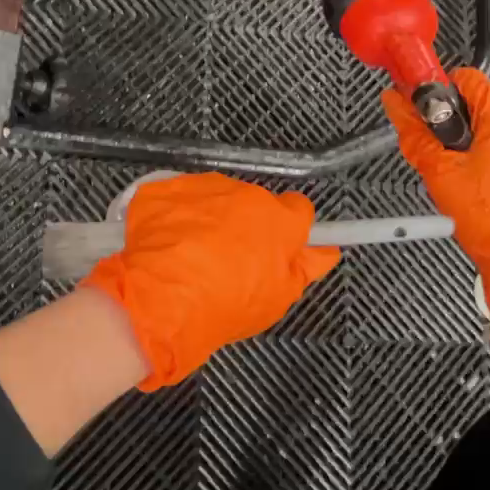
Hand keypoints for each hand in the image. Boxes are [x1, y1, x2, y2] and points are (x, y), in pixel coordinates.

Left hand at [79, 173, 339, 390]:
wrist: (164, 298)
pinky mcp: (164, 188)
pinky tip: (165, 246)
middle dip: (244, 224)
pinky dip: (172, 216)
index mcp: (278, 217)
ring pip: (212, 197)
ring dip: (208, 217)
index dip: (288, 228)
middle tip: (230, 260)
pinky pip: (174, 199)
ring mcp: (201, 186)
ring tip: (192, 256)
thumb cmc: (228, 303)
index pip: (296, 209)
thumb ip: (305, 268)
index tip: (275, 247)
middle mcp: (243, 192)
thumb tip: (326, 252)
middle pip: (252, 202)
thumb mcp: (278, 297)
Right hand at [381, 68, 489, 365]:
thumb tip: (394, 103)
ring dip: (482, 154)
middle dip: (459, 131)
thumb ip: (414, 134)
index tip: (424, 112)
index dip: (440, 91)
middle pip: (485, 112)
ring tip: (468, 188)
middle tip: (443, 161)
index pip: (468, 79)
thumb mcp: (440, 174)